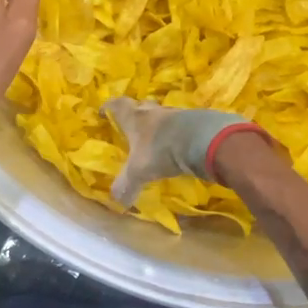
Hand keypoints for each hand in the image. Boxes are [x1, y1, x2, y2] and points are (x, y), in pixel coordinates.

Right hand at [103, 98, 266, 206]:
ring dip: (159, 124)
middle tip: (132, 126)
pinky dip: (178, 133)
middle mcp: (155, 112)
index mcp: (136, 118)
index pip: (117, 105)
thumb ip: (126, 185)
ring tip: (157, 139)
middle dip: (136, 114)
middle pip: (142, 106)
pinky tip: (179, 145)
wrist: (204, 141)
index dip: (109, 108)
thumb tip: (118, 202)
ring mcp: (178, 115)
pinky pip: (183, 126)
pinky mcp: (197, 122)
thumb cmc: (162, 151)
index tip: (103, 112)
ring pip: (164, 115)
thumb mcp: (139, 172)